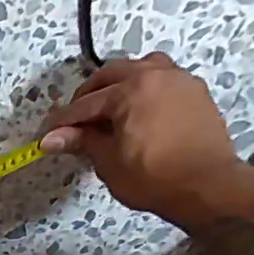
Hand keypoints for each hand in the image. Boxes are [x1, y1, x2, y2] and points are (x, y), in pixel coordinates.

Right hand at [39, 52, 245, 221]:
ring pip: (140, 68)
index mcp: (130, 90)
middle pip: (111, 74)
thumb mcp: (108, 162)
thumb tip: (50, 138)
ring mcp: (179, 79)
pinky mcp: (195, 91)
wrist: (206, 186)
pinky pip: (162, 78)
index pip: (85, 104)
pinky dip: (143, 88)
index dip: (62, 122)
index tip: (46, 135)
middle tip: (74, 120)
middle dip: (87, 95)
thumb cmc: (152, 178)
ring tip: (109, 107)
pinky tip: (138, 111)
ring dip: (118, 83)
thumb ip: (82, 141)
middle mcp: (155, 74)